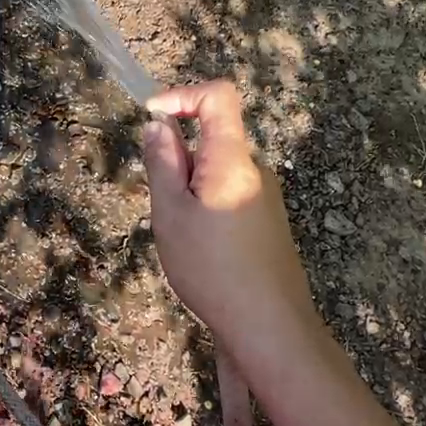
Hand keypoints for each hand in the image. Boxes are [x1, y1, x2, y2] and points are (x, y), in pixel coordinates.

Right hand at [142, 81, 312, 342]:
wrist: (273, 332)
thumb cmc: (213, 268)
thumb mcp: (171, 214)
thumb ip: (162, 163)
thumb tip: (157, 125)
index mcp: (231, 157)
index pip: (219, 95)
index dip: (183, 94)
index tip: (153, 118)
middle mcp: (255, 168)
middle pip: (214, 135)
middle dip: (179, 156)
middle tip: (164, 202)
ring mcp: (266, 197)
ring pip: (218, 169)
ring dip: (191, 186)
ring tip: (183, 235)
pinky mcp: (269, 222)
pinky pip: (230, 193)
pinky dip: (207, 204)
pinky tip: (203, 250)